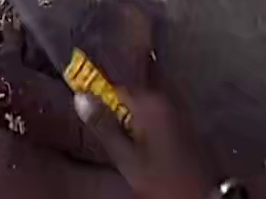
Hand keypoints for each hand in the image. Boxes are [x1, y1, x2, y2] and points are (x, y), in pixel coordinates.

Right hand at [75, 86, 220, 198]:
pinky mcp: (186, 120)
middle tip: (112, 129)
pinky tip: (146, 140)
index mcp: (148, 100)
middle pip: (131, 90)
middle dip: (118, 103)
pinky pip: (158, 110)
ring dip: (133, 113)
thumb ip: (104, 126)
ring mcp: (177, 107)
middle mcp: (164, 95)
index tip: (89, 105)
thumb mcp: (128, 159)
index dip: (100, 95)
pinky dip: (148, 119)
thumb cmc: (163, 180)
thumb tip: (79, 96)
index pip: (114, 85)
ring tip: (128, 137)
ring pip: (145, 101)